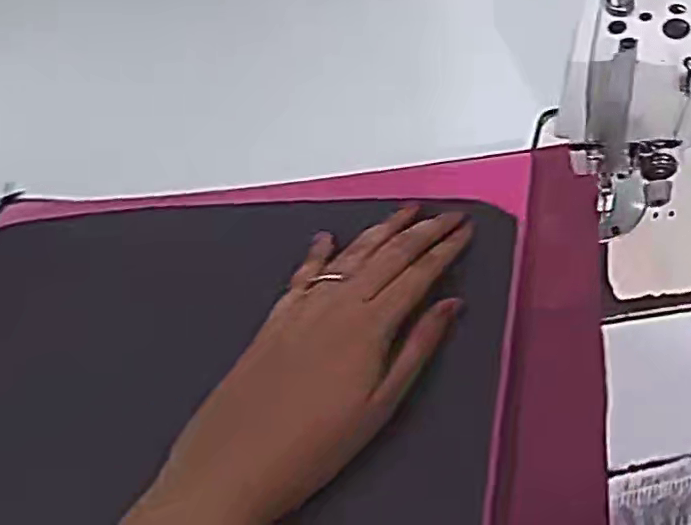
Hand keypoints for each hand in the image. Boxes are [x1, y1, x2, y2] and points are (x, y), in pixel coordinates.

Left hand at [122, 207, 473, 524]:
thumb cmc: (314, 447)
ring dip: (384, 227)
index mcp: (370, 325)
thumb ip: (419, 347)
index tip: (467, 229)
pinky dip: (318, 252)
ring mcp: (303, 310)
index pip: (419, 273)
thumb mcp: (380, 406)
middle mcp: (339, 305)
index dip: (447, 248)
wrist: (223, 479)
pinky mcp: (273, 322)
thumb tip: (453, 303)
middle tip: (451, 214)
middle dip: (426, 229)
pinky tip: (327, 237)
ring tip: (408, 210)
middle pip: (391, 254)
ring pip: (353, 255)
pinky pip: (302, 276)